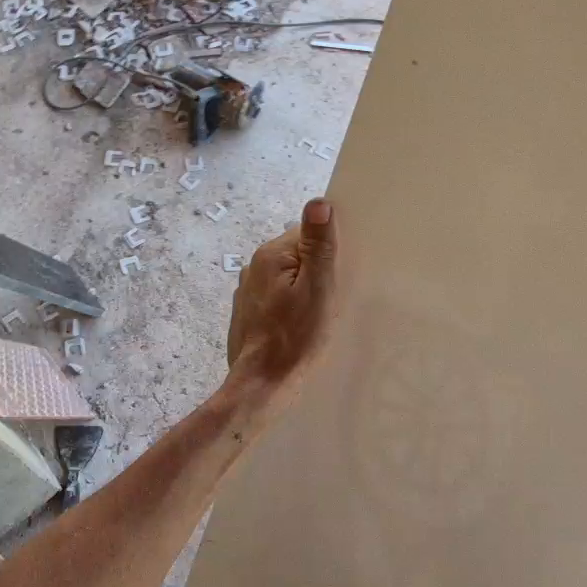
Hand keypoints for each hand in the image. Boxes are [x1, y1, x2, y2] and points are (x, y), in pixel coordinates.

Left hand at [227, 198, 337, 385]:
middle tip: (330, 301)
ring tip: (316, 317)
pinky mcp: (247, 314)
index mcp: (270, 255)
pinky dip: (289, 307)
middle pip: (296, 257)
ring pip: (286, 279)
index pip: (307, 237)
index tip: (339, 277)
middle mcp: (253, 267)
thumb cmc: (296, 337)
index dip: (327, 254)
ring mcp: (247, 292)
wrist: (262, 384)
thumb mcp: (318, 289)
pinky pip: (276, 299)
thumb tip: (320, 202)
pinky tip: (298, 327)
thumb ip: (319, 246)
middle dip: (315, 273)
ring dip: (302, 291)